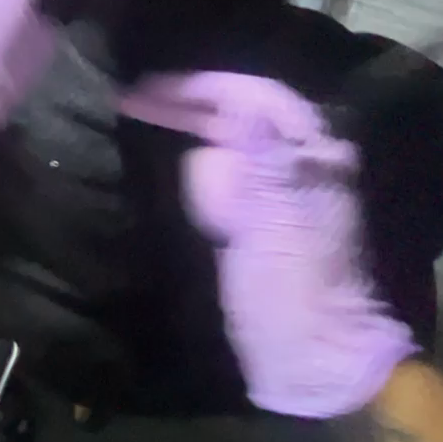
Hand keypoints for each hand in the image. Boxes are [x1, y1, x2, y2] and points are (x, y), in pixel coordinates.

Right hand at [122, 73, 416, 418]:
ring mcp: (274, 187)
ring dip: (183, 121)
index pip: (258, 96)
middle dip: (184, 101)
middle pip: (237, 113)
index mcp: (312, 157)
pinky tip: (160, 146)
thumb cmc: (294, 289)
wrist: (309, 356)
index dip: (206, 85)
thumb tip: (242, 108)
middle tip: (130, 96)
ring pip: (224, 137)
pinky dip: (189, 152)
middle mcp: (296, 161)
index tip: (155, 85)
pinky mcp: (255, 212)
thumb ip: (261, 163)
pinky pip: (218, 167)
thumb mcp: (276, 225)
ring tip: (135, 110)